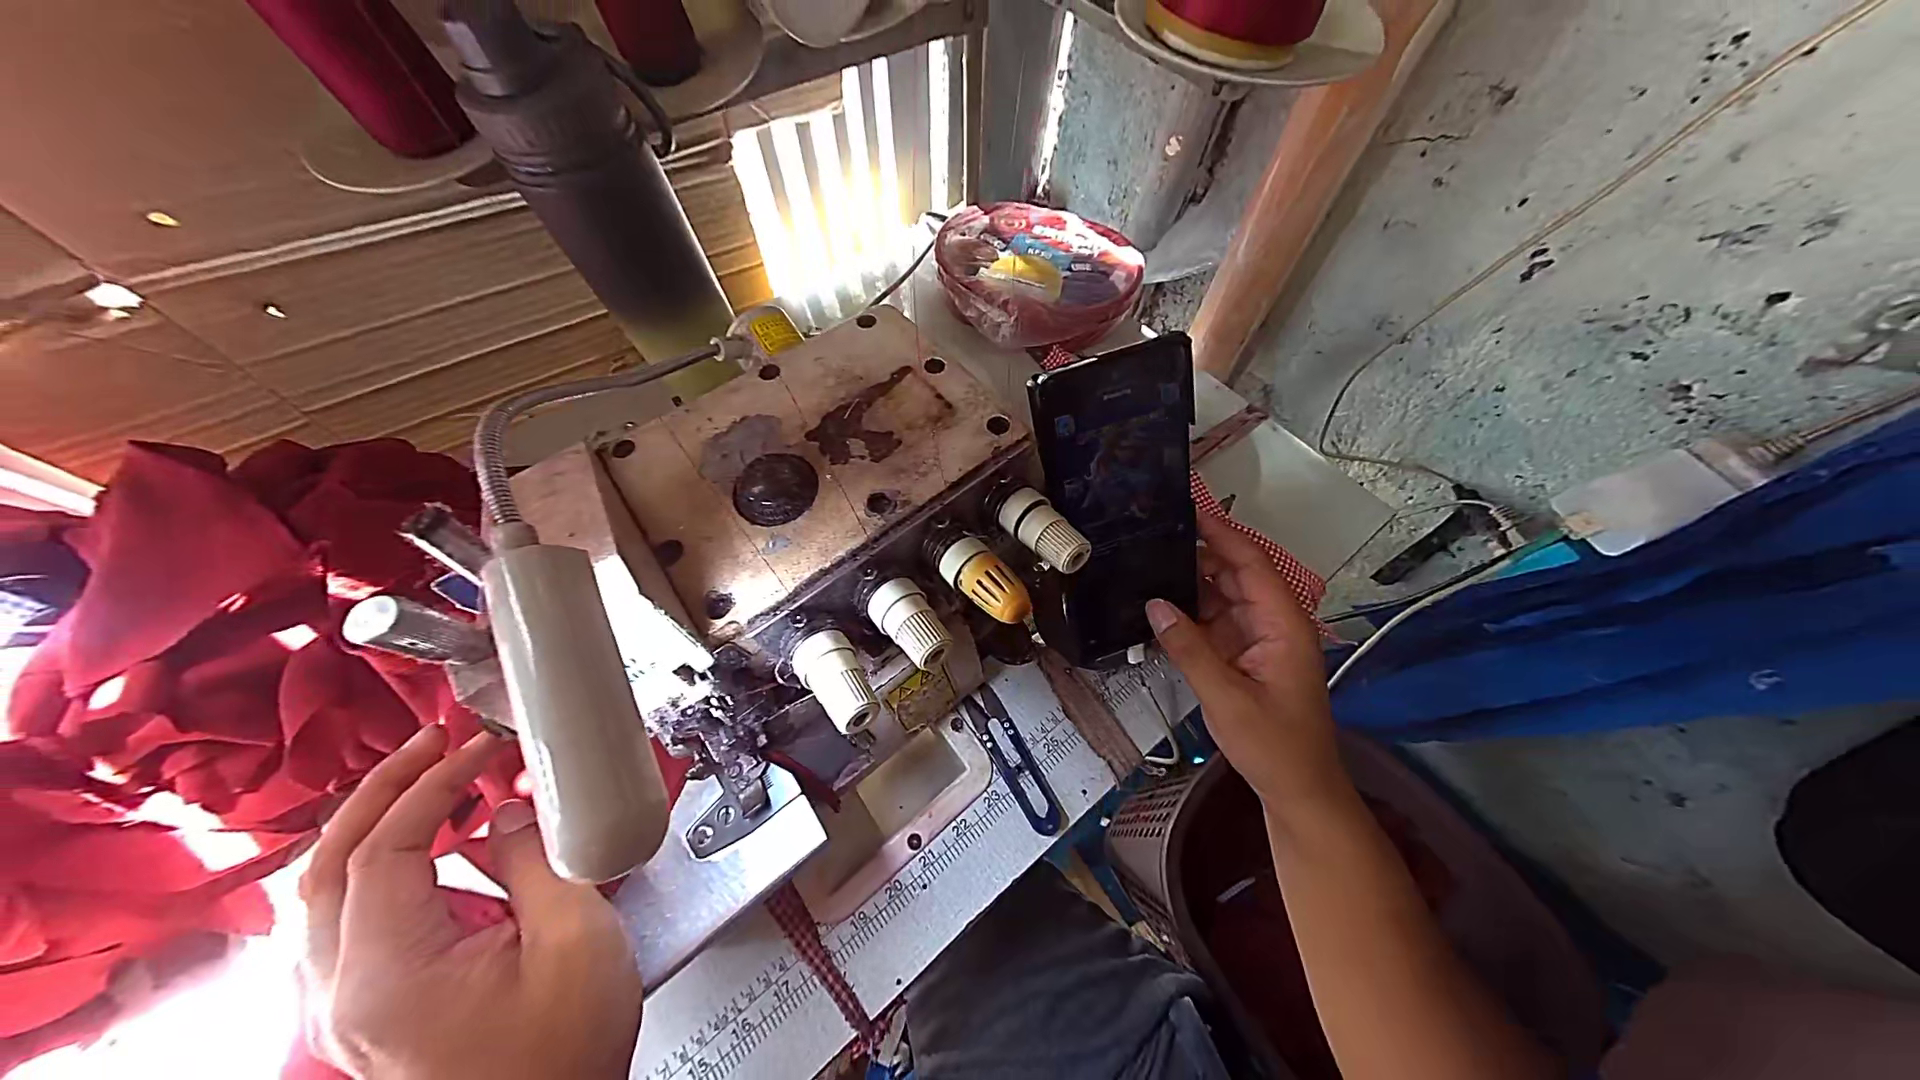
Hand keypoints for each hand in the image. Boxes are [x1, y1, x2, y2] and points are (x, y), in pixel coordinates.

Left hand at [299, 726, 641, 1079]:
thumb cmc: (562, 1053)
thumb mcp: (573, 937)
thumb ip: (537, 862)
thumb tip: (509, 813)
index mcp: (389, 974)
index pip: (383, 849)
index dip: (433, 784)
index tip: (480, 749)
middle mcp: (347, 990)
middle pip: (327, 865)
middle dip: (383, 788)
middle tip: (436, 741)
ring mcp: (353, 1001)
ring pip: (332, 890)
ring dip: (381, 820)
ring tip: (436, 776)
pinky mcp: (379, 1001)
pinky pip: (360, 913)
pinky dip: (392, 859)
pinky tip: (439, 839)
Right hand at [1146, 513, 1344, 812]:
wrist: (1297, 789)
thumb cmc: (1275, 746)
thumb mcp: (1227, 698)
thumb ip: (1189, 649)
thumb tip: (1155, 605)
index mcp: (1283, 624)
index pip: (1252, 563)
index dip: (1222, 534)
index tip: (1189, 510)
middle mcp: (1272, 622)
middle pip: (1234, 574)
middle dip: (1198, 554)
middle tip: (1153, 538)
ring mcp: (1256, 638)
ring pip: (1221, 596)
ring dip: (1189, 584)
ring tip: (1147, 566)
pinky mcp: (1242, 654)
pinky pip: (1212, 621)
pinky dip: (1187, 613)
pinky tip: (1158, 607)